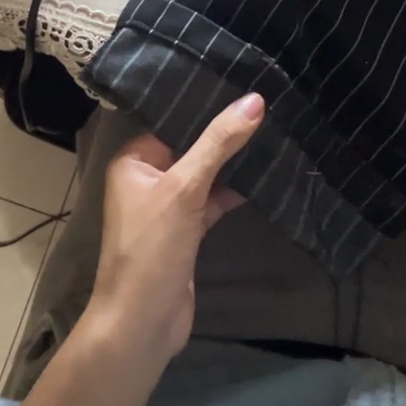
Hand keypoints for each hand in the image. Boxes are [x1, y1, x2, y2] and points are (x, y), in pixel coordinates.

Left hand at [15, 97, 264, 405]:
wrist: (142, 325)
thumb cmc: (152, 248)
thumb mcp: (185, 188)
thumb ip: (219, 143)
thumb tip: (254, 100)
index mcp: (134, 159)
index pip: (171, 119)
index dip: (204, 103)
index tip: (242, 81)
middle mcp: (146, 177)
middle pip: (190, 145)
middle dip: (223, 132)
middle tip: (266, 103)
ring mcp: (166, 206)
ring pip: (204, 173)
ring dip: (232, 161)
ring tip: (272, 130)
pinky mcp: (185, 231)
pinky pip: (212, 200)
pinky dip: (233, 191)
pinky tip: (264, 176)